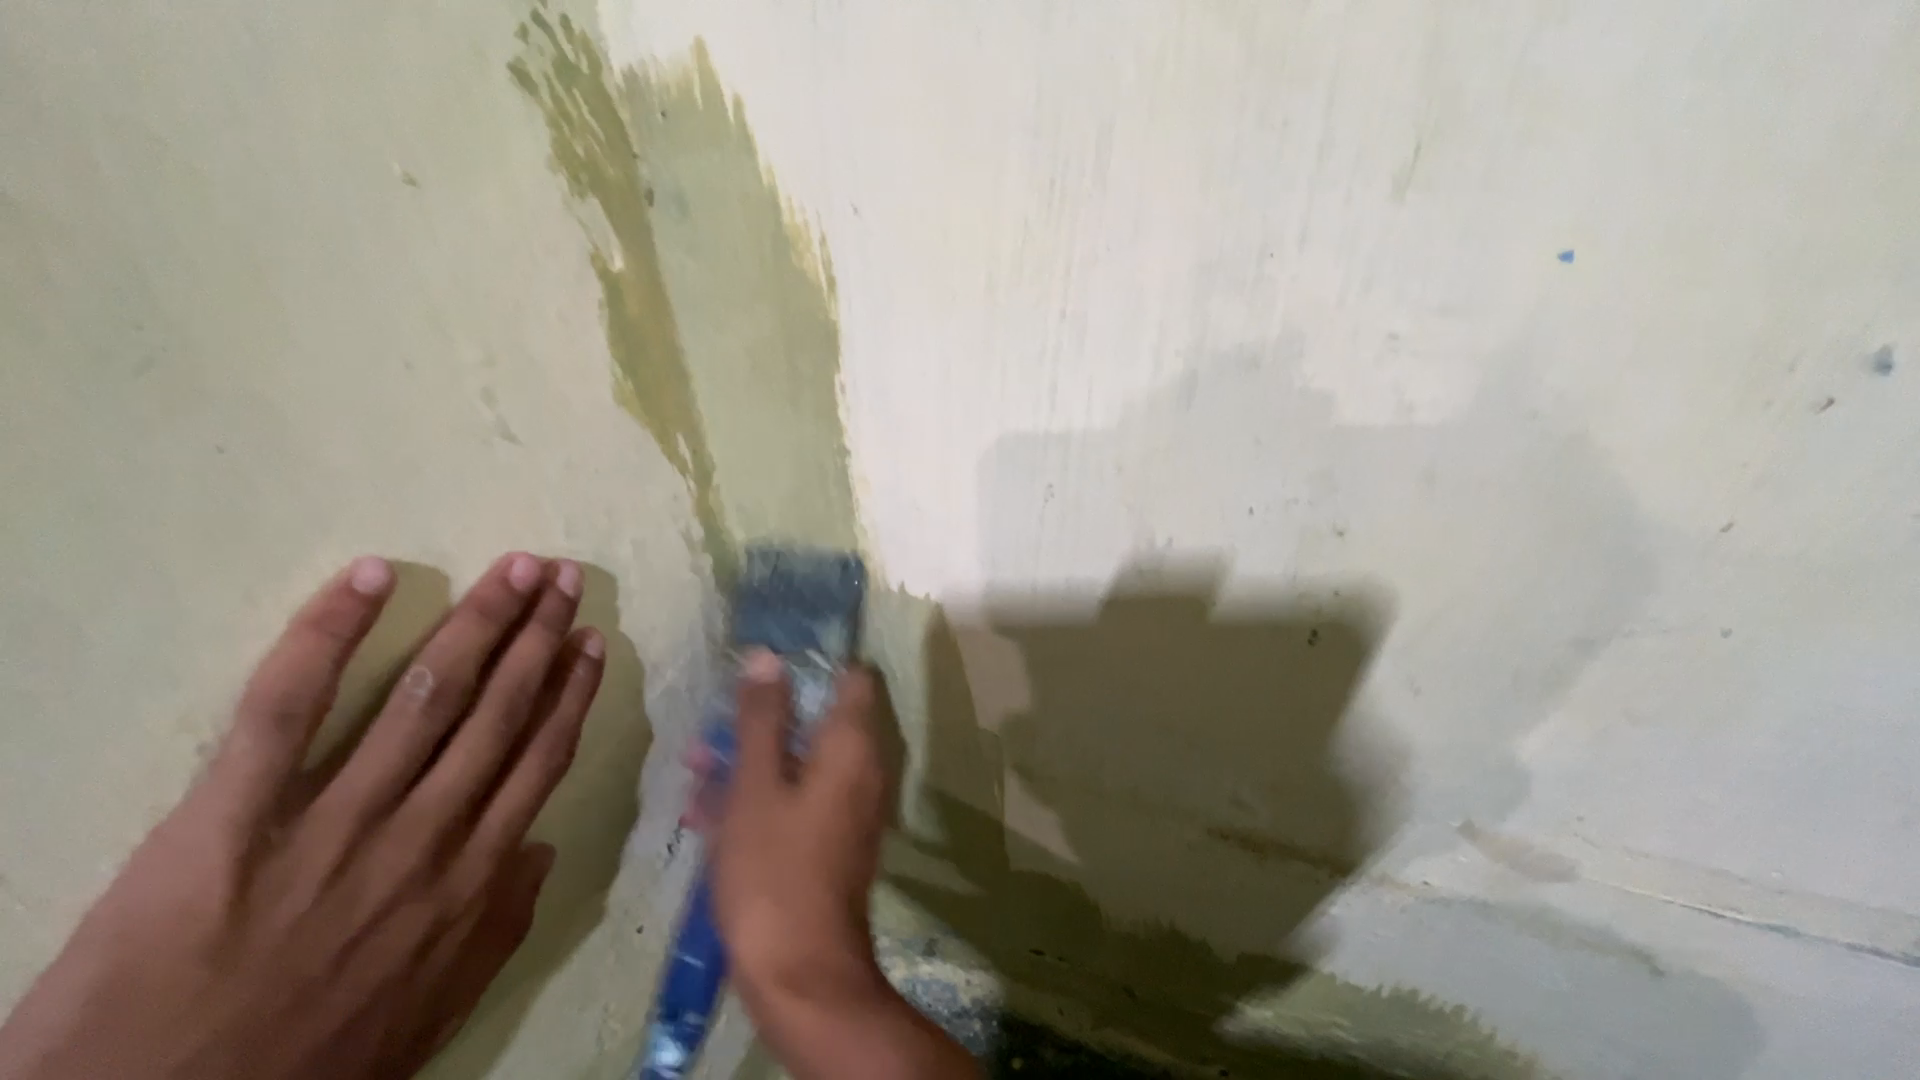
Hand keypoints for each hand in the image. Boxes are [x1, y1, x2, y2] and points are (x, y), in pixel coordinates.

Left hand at [0, 553, 604, 1079]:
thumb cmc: (312, 1063)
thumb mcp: (435, 1012)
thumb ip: (500, 926)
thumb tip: (543, 846)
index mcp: (470, 880)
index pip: (538, 759)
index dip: (569, 691)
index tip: (590, 639)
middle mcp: (423, 834)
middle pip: (495, 712)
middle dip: (536, 636)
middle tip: (560, 576)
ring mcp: (333, 819)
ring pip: (424, 697)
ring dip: (475, 624)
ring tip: (511, 570)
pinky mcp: (231, 814)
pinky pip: (286, 708)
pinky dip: (327, 634)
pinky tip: (369, 576)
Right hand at [704, 651, 976, 1079]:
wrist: (800, 969)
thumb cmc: (773, 868)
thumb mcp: (756, 786)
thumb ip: (762, 718)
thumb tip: (769, 657)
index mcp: (852, 746)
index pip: (851, 677)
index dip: (813, 662)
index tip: (769, 660)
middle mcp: (863, 770)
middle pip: (821, 719)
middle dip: (768, 715)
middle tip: (717, 718)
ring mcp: (850, 808)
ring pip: (802, 761)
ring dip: (755, 757)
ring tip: (696, 764)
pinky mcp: (832, 840)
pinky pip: (799, 798)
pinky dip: (763, 793)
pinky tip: (708, 807)